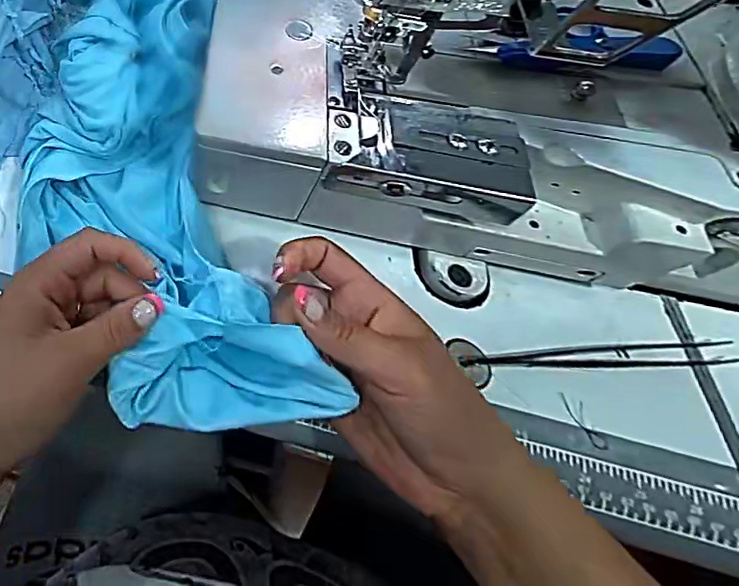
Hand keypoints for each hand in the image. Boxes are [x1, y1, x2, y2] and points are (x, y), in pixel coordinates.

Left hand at [0, 228, 162, 478]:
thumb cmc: (19, 396)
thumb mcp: (73, 360)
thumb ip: (117, 328)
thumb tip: (156, 304)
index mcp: (41, 279)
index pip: (90, 245)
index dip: (126, 253)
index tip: (157, 280)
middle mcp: (45, 289)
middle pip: (98, 273)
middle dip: (128, 291)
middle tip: (154, 324)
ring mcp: (48, 315)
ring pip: (97, 299)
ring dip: (122, 313)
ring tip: (145, 337)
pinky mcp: (53, 341)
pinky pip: (90, 323)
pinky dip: (110, 331)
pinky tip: (127, 348)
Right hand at [271, 236, 525, 521]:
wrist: (462, 484)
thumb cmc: (450, 413)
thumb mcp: (401, 366)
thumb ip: (347, 335)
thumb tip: (299, 299)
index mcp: (372, 303)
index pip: (328, 260)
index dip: (299, 254)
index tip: (278, 271)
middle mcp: (347, 326)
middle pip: (297, 296)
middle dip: (283, 311)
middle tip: (290, 340)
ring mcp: (335, 360)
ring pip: (289, 336)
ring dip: (277, 345)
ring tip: (284, 364)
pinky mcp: (325, 394)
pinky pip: (291, 374)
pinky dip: (279, 376)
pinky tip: (278, 382)